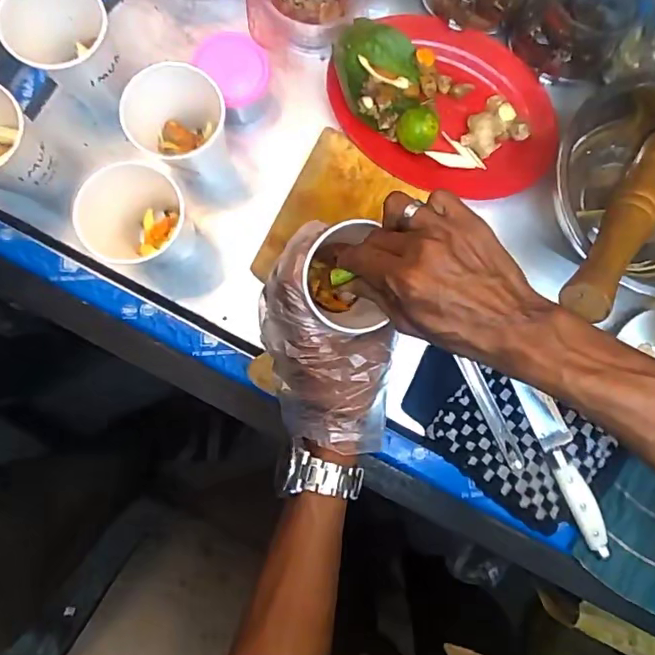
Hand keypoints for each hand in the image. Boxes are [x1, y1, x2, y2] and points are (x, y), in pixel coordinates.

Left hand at [259, 221, 393, 455]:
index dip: (302, 246)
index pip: (291, 274)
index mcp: (300, 324)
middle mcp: (280, 325)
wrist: (328, 425)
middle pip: (279, 276)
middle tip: (320, 236)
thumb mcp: (371, 346)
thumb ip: (373, 310)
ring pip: (276, 288)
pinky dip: (291, 283)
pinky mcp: (277, 339)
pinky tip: (310, 280)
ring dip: (293, 266)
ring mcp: (275, 333)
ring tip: (316, 252)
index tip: (318, 230)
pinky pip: (278, 301)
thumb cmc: (349, 389)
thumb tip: (379, 282)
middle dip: (298, 251)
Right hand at [334, 191, 554, 369]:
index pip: (357, 254)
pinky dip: (430, 209)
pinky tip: (434, 227)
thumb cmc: (460, 330)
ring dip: (396, 223)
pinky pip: (436, 198)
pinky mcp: (467, 220)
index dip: (344, 256)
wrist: (512, 323)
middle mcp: (420, 248)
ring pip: (399, 206)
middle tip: (381, 260)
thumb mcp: (408, 323)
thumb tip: (350, 279)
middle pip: (375, 233)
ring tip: (407, 238)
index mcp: (403, 278)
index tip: (342, 259)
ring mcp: (444, 229)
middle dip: (371, 248)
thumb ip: (376, 295)